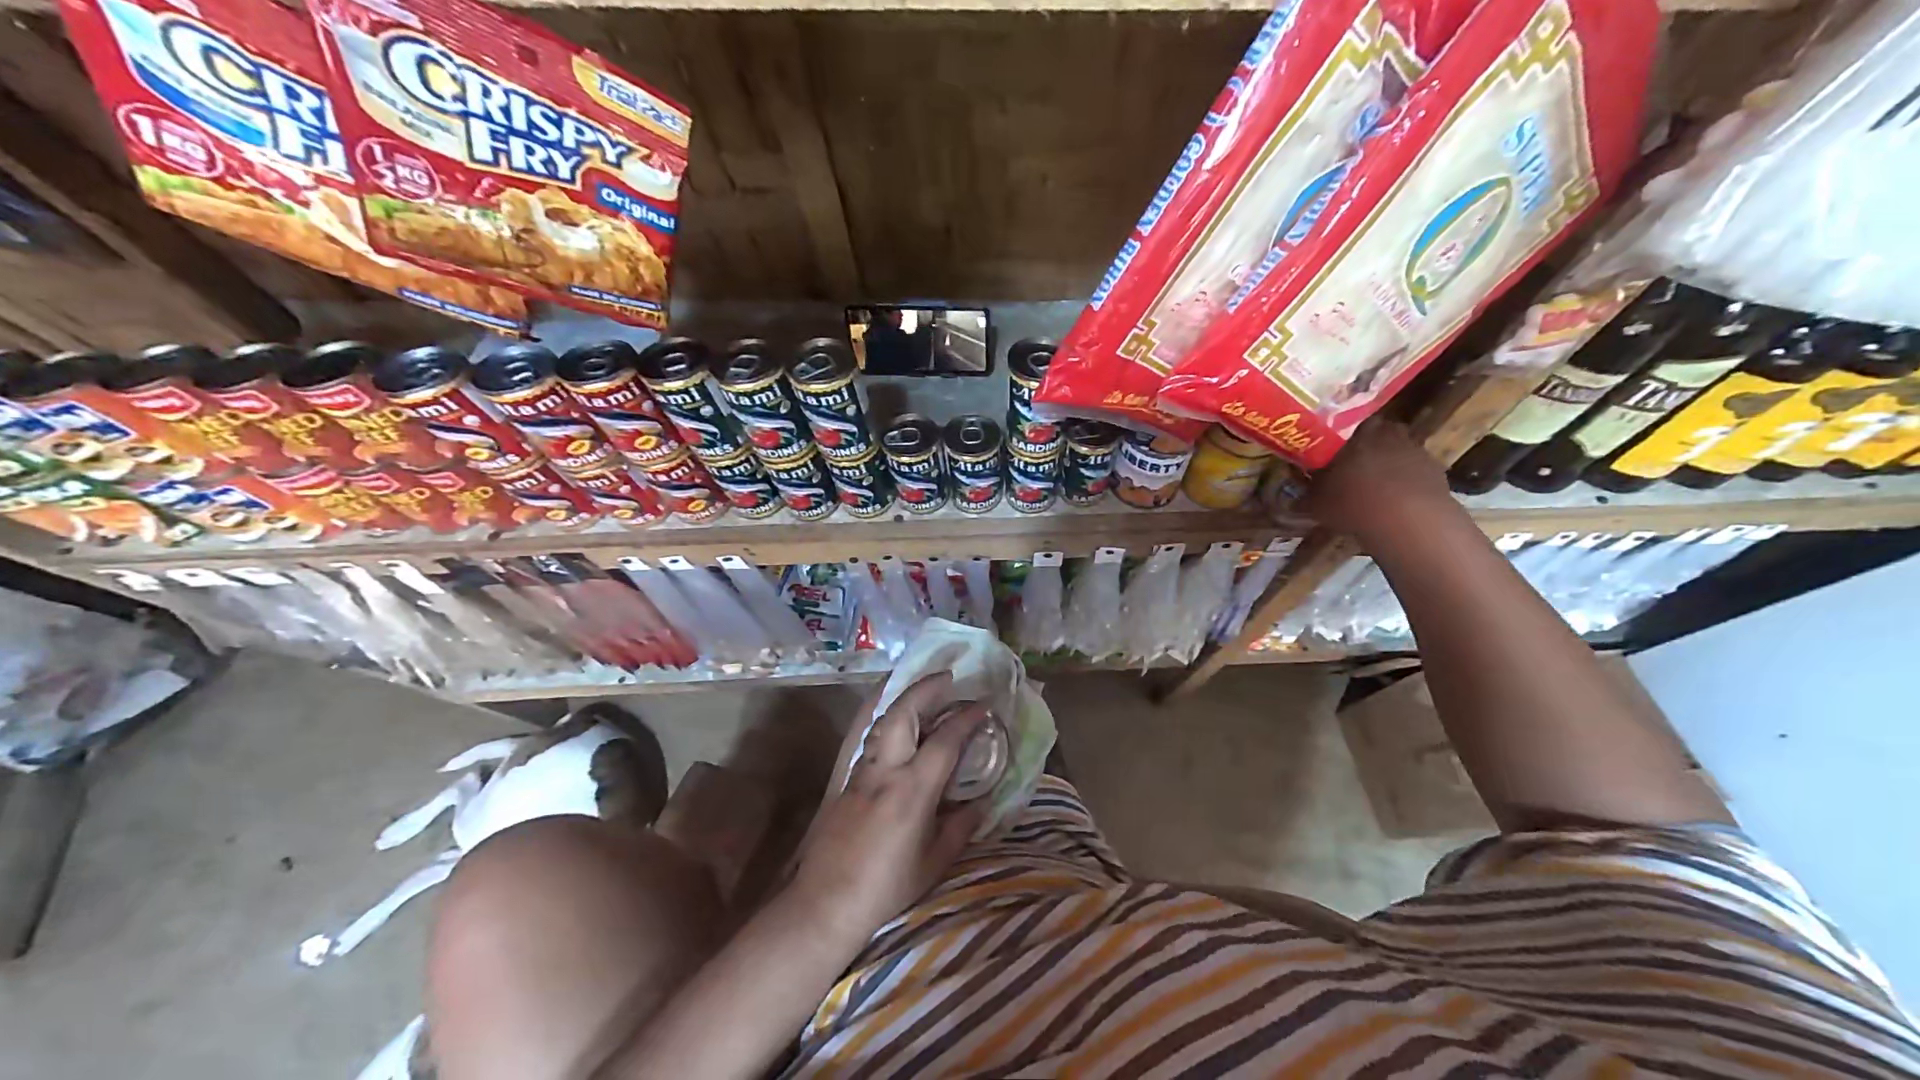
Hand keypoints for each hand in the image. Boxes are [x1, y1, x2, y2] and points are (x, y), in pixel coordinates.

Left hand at [790, 672, 987, 943]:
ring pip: (881, 721)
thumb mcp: (933, 862)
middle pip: (903, 713)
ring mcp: (861, 772)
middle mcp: (885, 771)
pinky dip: (887, 720)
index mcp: (912, 790)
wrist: (825, 902)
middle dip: (926, 688)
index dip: (966, 718)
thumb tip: (981, 802)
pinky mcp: (845, 780)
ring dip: (903, 700)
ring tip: (923, 692)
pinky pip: (870, 738)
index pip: (945, 741)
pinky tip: (896, 725)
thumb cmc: (886, 888)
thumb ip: (960, 827)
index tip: (983, 704)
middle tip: (947, 678)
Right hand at [1302, 419, 1454, 540]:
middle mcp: (1389, 432)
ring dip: (1387, 466)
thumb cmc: (1352, 501)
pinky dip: (1405, 483)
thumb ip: (1307, 492)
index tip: (1330, 454)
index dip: (1338, 440)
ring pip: (1397, 452)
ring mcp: (1417, 450)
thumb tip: (1295, 495)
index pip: (1346, 425)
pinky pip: (1414, 472)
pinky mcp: (1436, 471)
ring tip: (1372, 490)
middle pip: (1376, 435)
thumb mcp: (1316, 501)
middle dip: (1366, 449)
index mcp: (1357, 431)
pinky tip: (1393, 504)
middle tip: (1351, 469)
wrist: (1406, 520)